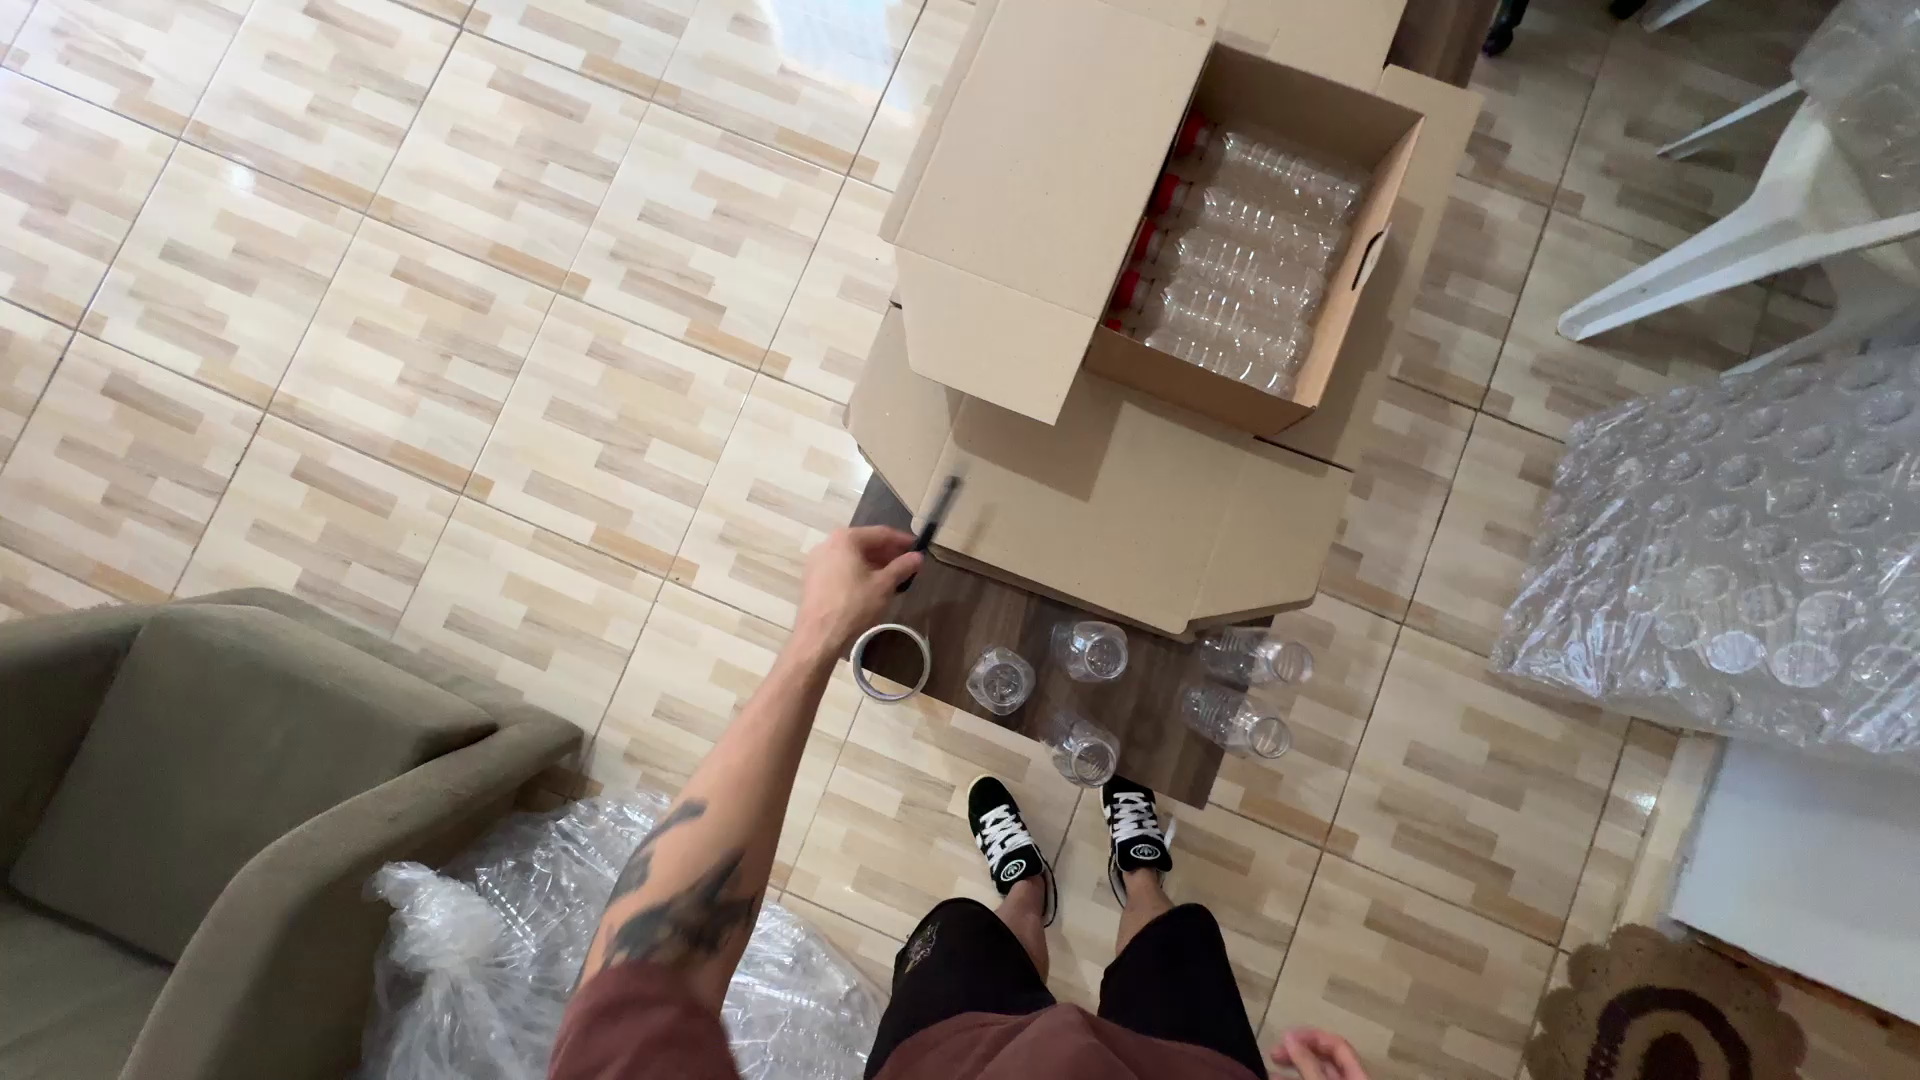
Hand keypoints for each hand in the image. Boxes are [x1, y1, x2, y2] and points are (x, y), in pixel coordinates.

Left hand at [792, 526, 922, 658]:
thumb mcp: (884, 585)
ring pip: (852, 556)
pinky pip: (841, 568)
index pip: (881, 533)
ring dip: (873, 564)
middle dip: (887, 553)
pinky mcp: (812, 578)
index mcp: (845, 539)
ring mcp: (817, 561)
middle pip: (864, 543)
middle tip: (907, 564)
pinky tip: (870, 586)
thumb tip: (918, 557)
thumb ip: (902, 567)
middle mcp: (828, 543)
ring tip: (892, 577)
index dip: (902, 540)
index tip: (918, 547)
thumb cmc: (854, 605)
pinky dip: (857, 572)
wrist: (819, 636)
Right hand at [1271, 1029, 1368, 1079]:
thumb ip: (1307, 1062)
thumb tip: (1288, 1035)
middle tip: (1273, 1053)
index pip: (1336, 1044)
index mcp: (1359, 1074)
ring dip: (1292, 1069)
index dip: (1311, 1036)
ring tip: (1269, 1072)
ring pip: (1316, 1075)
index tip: (1285, 1036)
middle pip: (1324, 1060)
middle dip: (1297, 1052)